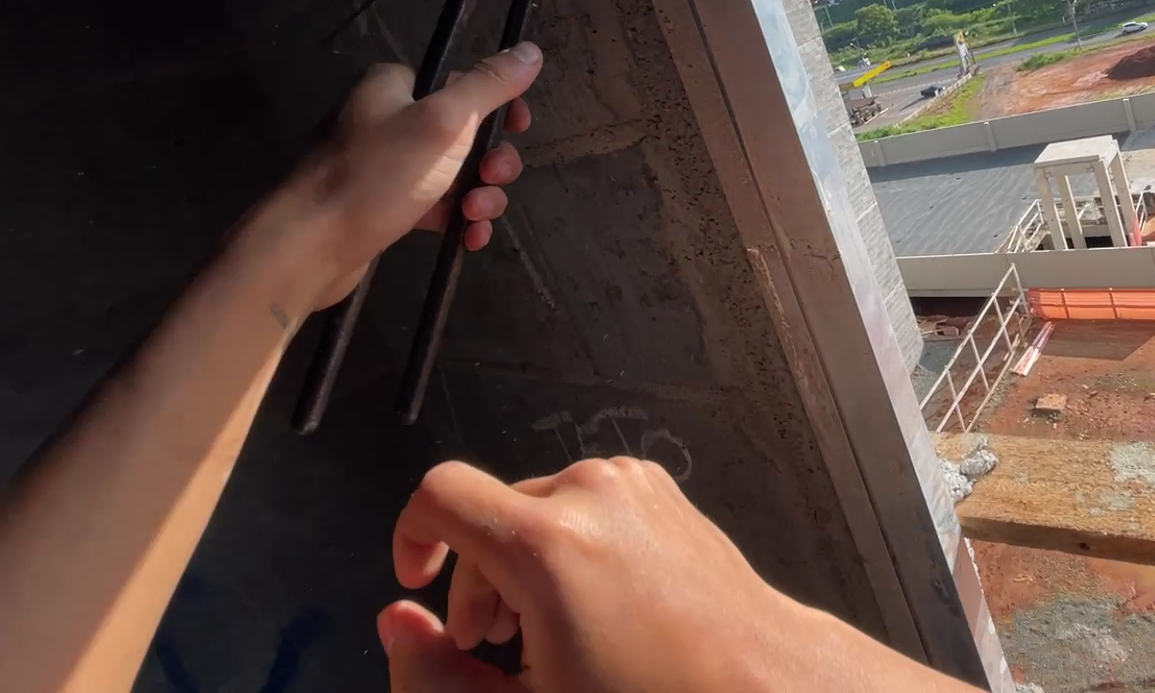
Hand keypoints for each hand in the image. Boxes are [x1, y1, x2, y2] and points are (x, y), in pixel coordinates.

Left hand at [295, 42, 541, 309]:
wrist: (308, 248)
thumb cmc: (378, 175)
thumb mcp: (446, 121)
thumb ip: (491, 85)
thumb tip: (532, 50)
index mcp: (398, 87)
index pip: (465, 84)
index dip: (501, 106)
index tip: (520, 129)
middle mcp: (390, 120)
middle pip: (469, 133)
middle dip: (492, 162)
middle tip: (492, 180)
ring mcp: (388, 166)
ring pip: (458, 174)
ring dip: (481, 196)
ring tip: (475, 217)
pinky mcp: (387, 206)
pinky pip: (439, 206)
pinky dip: (460, 219)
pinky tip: (468, 237)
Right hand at [380, 459, 979, 692]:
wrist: (754, 678)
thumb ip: (435, 673)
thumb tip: (399, 621)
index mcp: (549, 544)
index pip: (441, 493)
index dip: (411, 534)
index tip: (419, 577)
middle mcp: (590, 492)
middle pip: (490, 511)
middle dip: (478, 576)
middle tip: (501, 645)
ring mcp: (628, 481)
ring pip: (536, 505)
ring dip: (523, 561)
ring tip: (551, 630)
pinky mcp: (653, 483)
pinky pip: (583, 499)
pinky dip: (568, 541)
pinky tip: (593, 601)